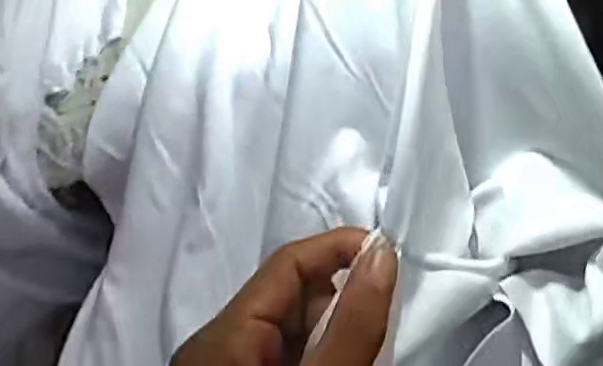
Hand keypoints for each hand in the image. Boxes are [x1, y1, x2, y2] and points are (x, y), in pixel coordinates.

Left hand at [172, 228, 398, 365]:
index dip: (337, 248)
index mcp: (222, 333)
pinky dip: (320, 351)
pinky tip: (346, 355)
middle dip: (340, 295)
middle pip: (290, 296)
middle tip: (385, 306)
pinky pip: (285, 353)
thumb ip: (350, 324)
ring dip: (333, 326)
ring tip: (369, 338)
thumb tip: (383, 249)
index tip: (386, 249)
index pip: (286, 262)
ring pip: (292, 328)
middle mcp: (217, 345)